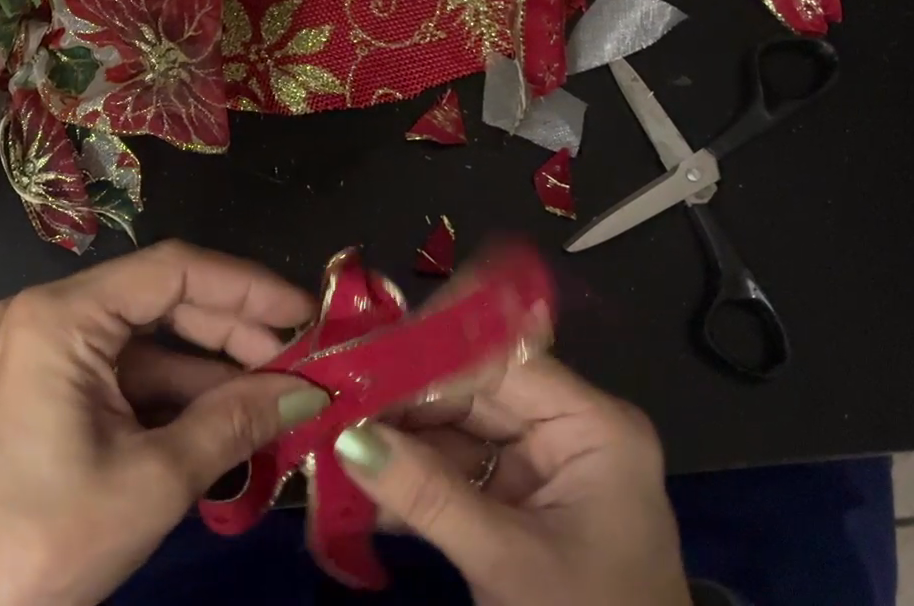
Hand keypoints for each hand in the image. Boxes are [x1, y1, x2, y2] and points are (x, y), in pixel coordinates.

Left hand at [0, 241, 329, 605]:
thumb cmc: (48, 538)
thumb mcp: (153, 480)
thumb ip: (235, 422)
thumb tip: (308, 391)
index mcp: (58, 317)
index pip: (170, 271)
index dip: (246, 287)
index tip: (307, 312)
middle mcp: (43, 314)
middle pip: (157, 298)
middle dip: (232, 330)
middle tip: (301, 363)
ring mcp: (38, 346)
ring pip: (141, 337)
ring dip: (208, 366)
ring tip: (278, 394)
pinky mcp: (41, 382)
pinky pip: (118, 369)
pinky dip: (171, 390)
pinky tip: (225, 413)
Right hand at [334, 356, 691, 605]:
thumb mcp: (511, 563)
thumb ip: (428, 495)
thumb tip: (344, 437)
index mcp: (590, 426)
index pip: (497, 358)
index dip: (425, 349)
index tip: (353, 351)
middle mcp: (560, 428)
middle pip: (463, 387)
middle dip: (394, 397)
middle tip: (325, 396)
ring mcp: (531, 462)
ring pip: (443, 425)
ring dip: (387, 436)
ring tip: (323, 433)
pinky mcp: (505, 495)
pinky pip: (442, 466)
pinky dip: (400, 474)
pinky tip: (347, 477)